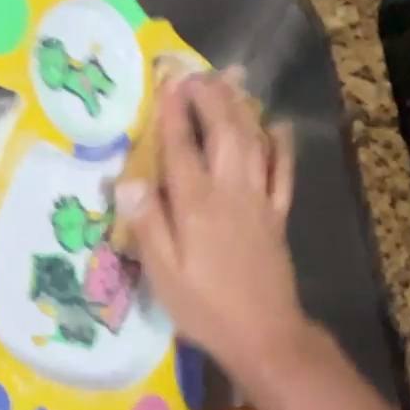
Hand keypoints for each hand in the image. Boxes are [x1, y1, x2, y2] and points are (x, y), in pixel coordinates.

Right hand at [114, 70, 311, 378]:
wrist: (266, 336)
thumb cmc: (204, 307)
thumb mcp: (163, 273)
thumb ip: (147, 224)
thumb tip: (127, 179)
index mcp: (196, 205)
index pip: (180, 147)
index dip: (172, 112)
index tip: (167, 81)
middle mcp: (230, 192)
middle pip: (222, 132)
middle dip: (209, 98)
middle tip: (195, 73)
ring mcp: (258, 201)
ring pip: (252, 142)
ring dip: (240, 108)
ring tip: (229, 81)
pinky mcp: (276, 215)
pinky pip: (282, 171)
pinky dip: (280, 145)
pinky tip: (278, 125)